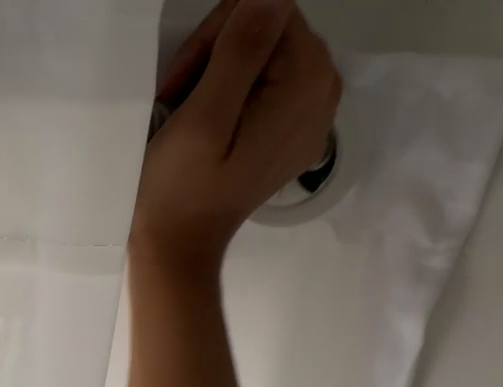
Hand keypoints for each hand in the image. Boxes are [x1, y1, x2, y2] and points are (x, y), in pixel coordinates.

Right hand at [132, 0, 341, 271]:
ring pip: (270, 55)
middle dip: (221, 52)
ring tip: (193, 114)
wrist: (178, 247)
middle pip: (273, 29)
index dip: (217, 35)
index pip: (269, 9)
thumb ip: (240, 51)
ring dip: (224, 72)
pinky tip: (214, 126)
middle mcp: (323, 90)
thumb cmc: (181, 189)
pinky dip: (238, 94)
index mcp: (306, 82)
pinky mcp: (293, 132)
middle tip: (181, 98)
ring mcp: (312, 114)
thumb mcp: (203, 118)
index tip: (182, 82)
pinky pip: (272, 85)